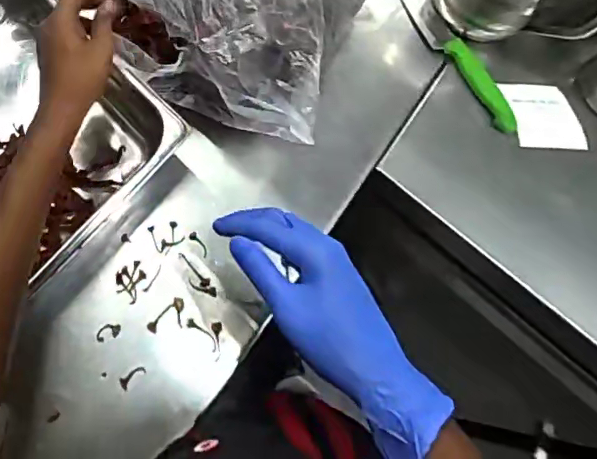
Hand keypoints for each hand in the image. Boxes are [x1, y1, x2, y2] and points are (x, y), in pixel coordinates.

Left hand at [36, 0, 120, 124]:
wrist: (60, 109)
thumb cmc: (82, 79)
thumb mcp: (101, 48)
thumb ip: (104, 21)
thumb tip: (108, 3)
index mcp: (59, 19)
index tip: (111, 4)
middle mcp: (48, 23)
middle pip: (69, 0)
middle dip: (91, 2)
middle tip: (112, 14)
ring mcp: (45, 36)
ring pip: (66, 15)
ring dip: (86, 16)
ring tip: (107, 30)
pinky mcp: (47, 48)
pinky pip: (62, 29)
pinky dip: (78, 28)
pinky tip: (93, 43)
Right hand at [214, 208, 453, 458]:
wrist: (381, 377)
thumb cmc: (329, 341)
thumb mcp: (286, 307)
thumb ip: (259, 269)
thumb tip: (237, 241)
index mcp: (313, 250)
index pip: (267, 225)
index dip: (238, 223)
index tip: (214, 227)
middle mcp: (328, 246)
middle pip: (284, 219)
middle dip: (252, 219)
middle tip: (227, 227)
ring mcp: (339, 260)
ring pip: (297, 230)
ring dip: (269, 228)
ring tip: (246, 236)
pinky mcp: (343, 275)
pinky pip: (306, 243)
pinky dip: (284, 240)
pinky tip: (276, 255)